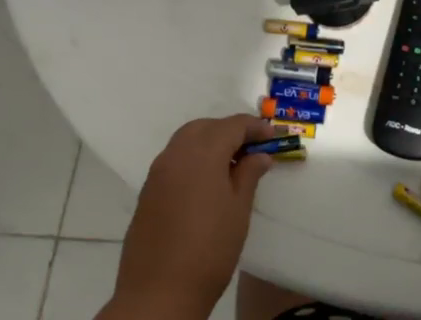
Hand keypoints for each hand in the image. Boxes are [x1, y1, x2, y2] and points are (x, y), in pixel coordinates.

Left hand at [103, 116, 276, 318]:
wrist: (157, 294)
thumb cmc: (208, 250)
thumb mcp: (238, 210)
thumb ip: (249, 175)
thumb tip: (260, 155)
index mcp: (202, 153)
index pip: (232, 125)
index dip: (255, 127)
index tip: (273, 137)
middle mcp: (176, 154)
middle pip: (206, 127)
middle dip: (229, 131)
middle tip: (252, 149)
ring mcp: (157, 173)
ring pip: (186, 141)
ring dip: (209, 143)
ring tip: (230, 166)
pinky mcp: (147, 192)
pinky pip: (173, 161)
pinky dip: (192, 160)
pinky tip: (205, 184)